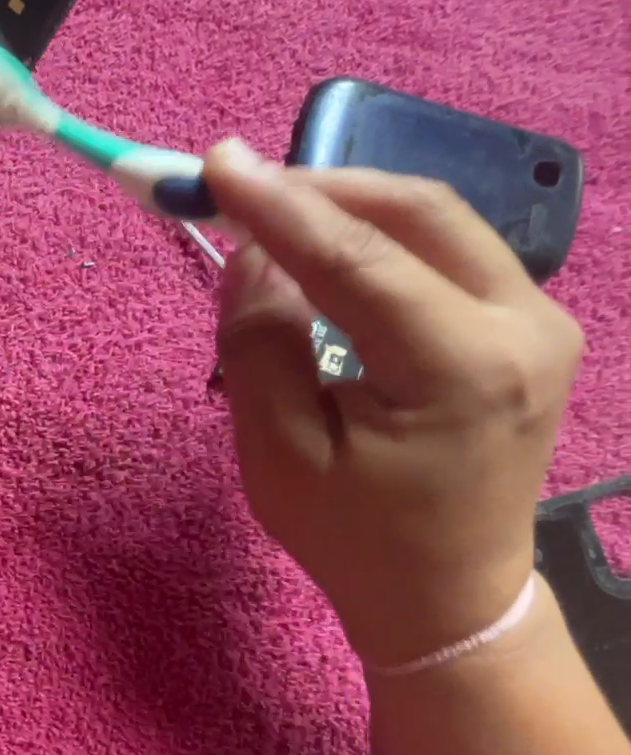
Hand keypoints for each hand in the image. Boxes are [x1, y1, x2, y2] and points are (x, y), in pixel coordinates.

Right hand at [204, 140, 583, 666]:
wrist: (444, 590)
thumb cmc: (349, 533)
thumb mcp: (277, 453)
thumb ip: (261, 349)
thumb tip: (252, 262)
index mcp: (459, 366)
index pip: (358, 259)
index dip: (278, 207)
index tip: (216, 164)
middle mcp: (523, 325)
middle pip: (417, 214)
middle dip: (317, 188)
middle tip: (233, 182)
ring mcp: (536, 322)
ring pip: (436, 225)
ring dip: (343, 207)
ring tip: (263, 209)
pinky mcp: (521, 329)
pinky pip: (444, 256)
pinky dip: (372, 239)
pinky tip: (318, 249)